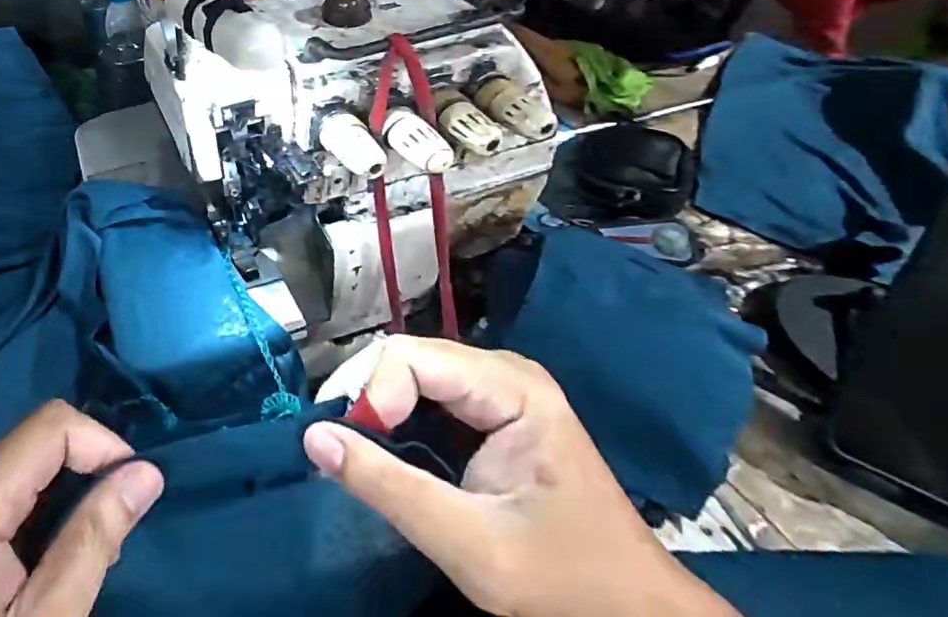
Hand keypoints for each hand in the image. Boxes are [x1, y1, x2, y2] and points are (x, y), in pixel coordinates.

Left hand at [0, 400, 164, 616]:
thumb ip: (92, 541)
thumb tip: (146, 474)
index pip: (52, 424)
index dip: (104, 444)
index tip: (137, 490)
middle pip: (35, 437)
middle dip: (87, 467)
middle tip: (116, 529)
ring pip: (21, 457)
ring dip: (65, 487)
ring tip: (87, 547)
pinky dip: (37, 502)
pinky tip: (49, 553)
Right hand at [302, 338, 737, 616]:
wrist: (635, 616)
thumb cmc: (564, 582)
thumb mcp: (470, 545)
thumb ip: (388, 487)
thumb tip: (312, 437)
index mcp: (512, 388)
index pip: (409, 357)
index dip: (372, 394)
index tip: (356, 447)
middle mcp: (502, 371)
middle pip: (405, 358)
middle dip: (367, 399)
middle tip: (346, 450)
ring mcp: (496, 387)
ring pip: (408, 372)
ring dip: (377, 409)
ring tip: (360, 452)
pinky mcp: (488, 407)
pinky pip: (423, 392)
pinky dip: (395, 417)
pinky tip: (388, 449)